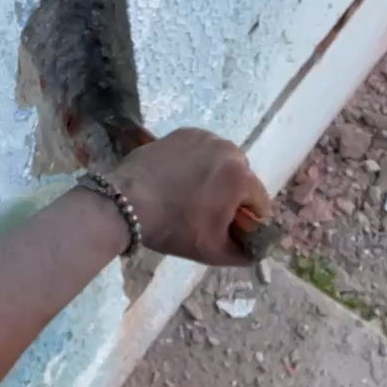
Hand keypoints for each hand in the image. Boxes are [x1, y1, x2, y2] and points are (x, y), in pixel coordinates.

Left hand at [108, 128, 270, 265]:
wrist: (126, 202)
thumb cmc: (173, 227)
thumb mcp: (212, 251)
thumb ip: (242, 253)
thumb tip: (255, 251)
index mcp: (241, 177)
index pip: (260, 202)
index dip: (249, 220)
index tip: (231, 229)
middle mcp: (229, 150)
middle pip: (242, 179)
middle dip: (231, 196)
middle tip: (207, 213)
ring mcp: (205, 137)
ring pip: (222, 162)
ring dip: (215, 177)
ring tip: (191, 195)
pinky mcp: (184, 132)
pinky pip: (202, 151)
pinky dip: (197, 163)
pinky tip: (179, 179)